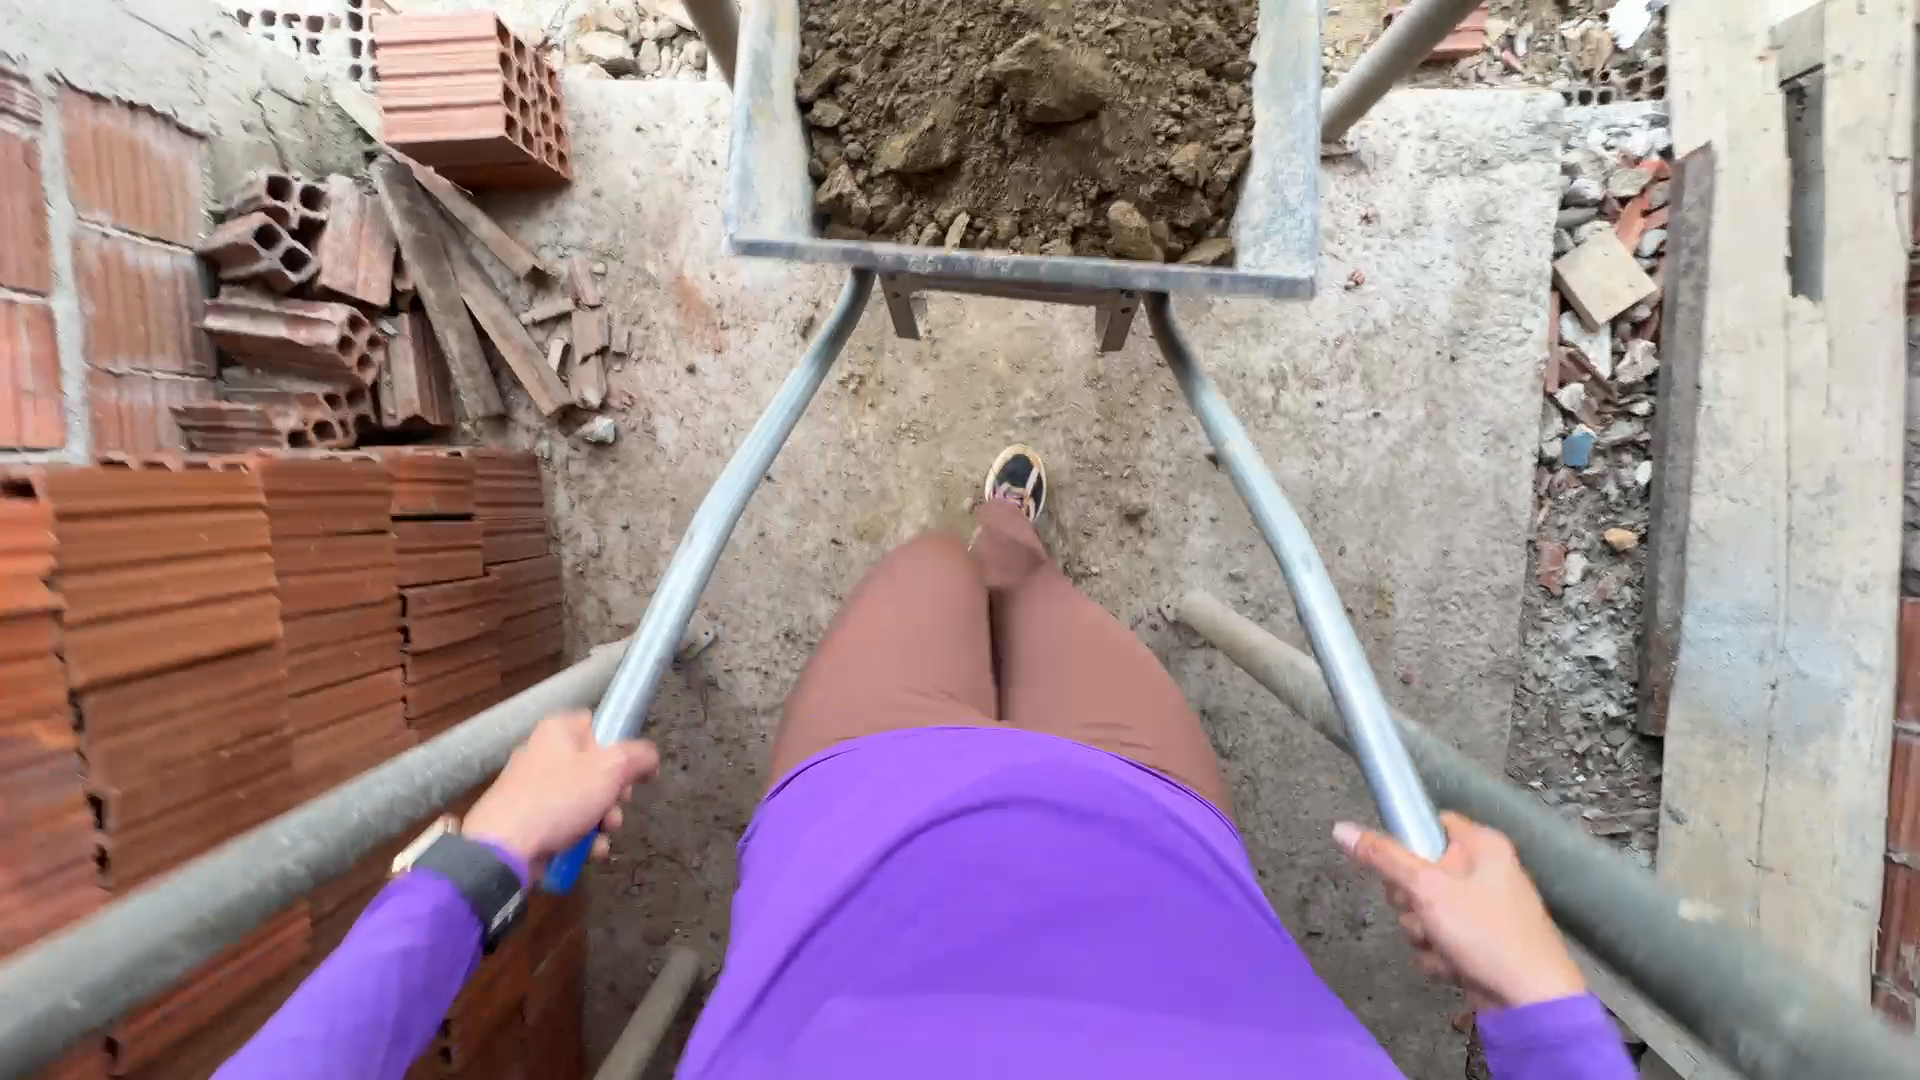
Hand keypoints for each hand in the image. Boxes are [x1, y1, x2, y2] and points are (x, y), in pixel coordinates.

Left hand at [463, 711, 659, 868]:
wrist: (503, 850)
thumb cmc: (560, 798)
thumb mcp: (613, 768)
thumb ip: (641, 756)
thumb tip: (651, 759)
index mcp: (558, 731)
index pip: (597, 724)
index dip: (618, 744)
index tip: (630, 766)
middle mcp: (543, 754)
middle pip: (596, 766)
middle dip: (615, 792)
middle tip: (619, 803)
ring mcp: (532, 789)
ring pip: (584, 798)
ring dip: (604, 818)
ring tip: (604, 833)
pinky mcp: (527, 820)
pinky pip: (566, 821)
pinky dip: (582, 836)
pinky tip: (589, 850)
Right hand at [1334, 811, 1584, 1010]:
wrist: (1534, 1008)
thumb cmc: (1487, 935)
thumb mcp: (1426, 887)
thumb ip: (1381, 856)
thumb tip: (1340, 828)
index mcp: (1482, 846)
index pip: (1427, 824)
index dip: (1406, 843)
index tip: (1396, 865)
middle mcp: (1484, 872)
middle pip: (1417, 869)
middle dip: (1409, 899)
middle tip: (1421, 909)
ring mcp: (1482, 910)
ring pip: (1422, 907)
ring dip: (1420, 930)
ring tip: (1441, 944)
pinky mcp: (1479, 941)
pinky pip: (1437, 936)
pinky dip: (1437, 952)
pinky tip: (1452, 964)